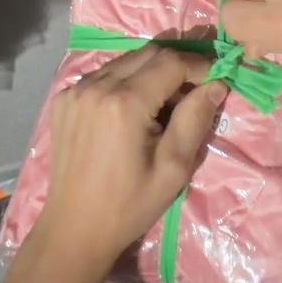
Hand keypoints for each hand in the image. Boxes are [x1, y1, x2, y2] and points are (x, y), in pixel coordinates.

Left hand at [13, 45, 227, 282]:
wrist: (75, 229)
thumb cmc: (129, 205)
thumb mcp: (173, 169)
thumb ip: (195, 119)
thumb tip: (217, 83)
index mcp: (124, 102)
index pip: (170, 61)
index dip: (198, 64)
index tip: (215, 77)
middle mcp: (97, 85)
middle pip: (148, 53)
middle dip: (177, 63)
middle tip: (195, 86)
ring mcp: (76, 89)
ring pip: (125, 60)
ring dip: (151, 70)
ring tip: (166, 98)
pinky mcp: (64, 97)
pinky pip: (103, 74)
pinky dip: (125, 80)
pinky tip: (133, 107)